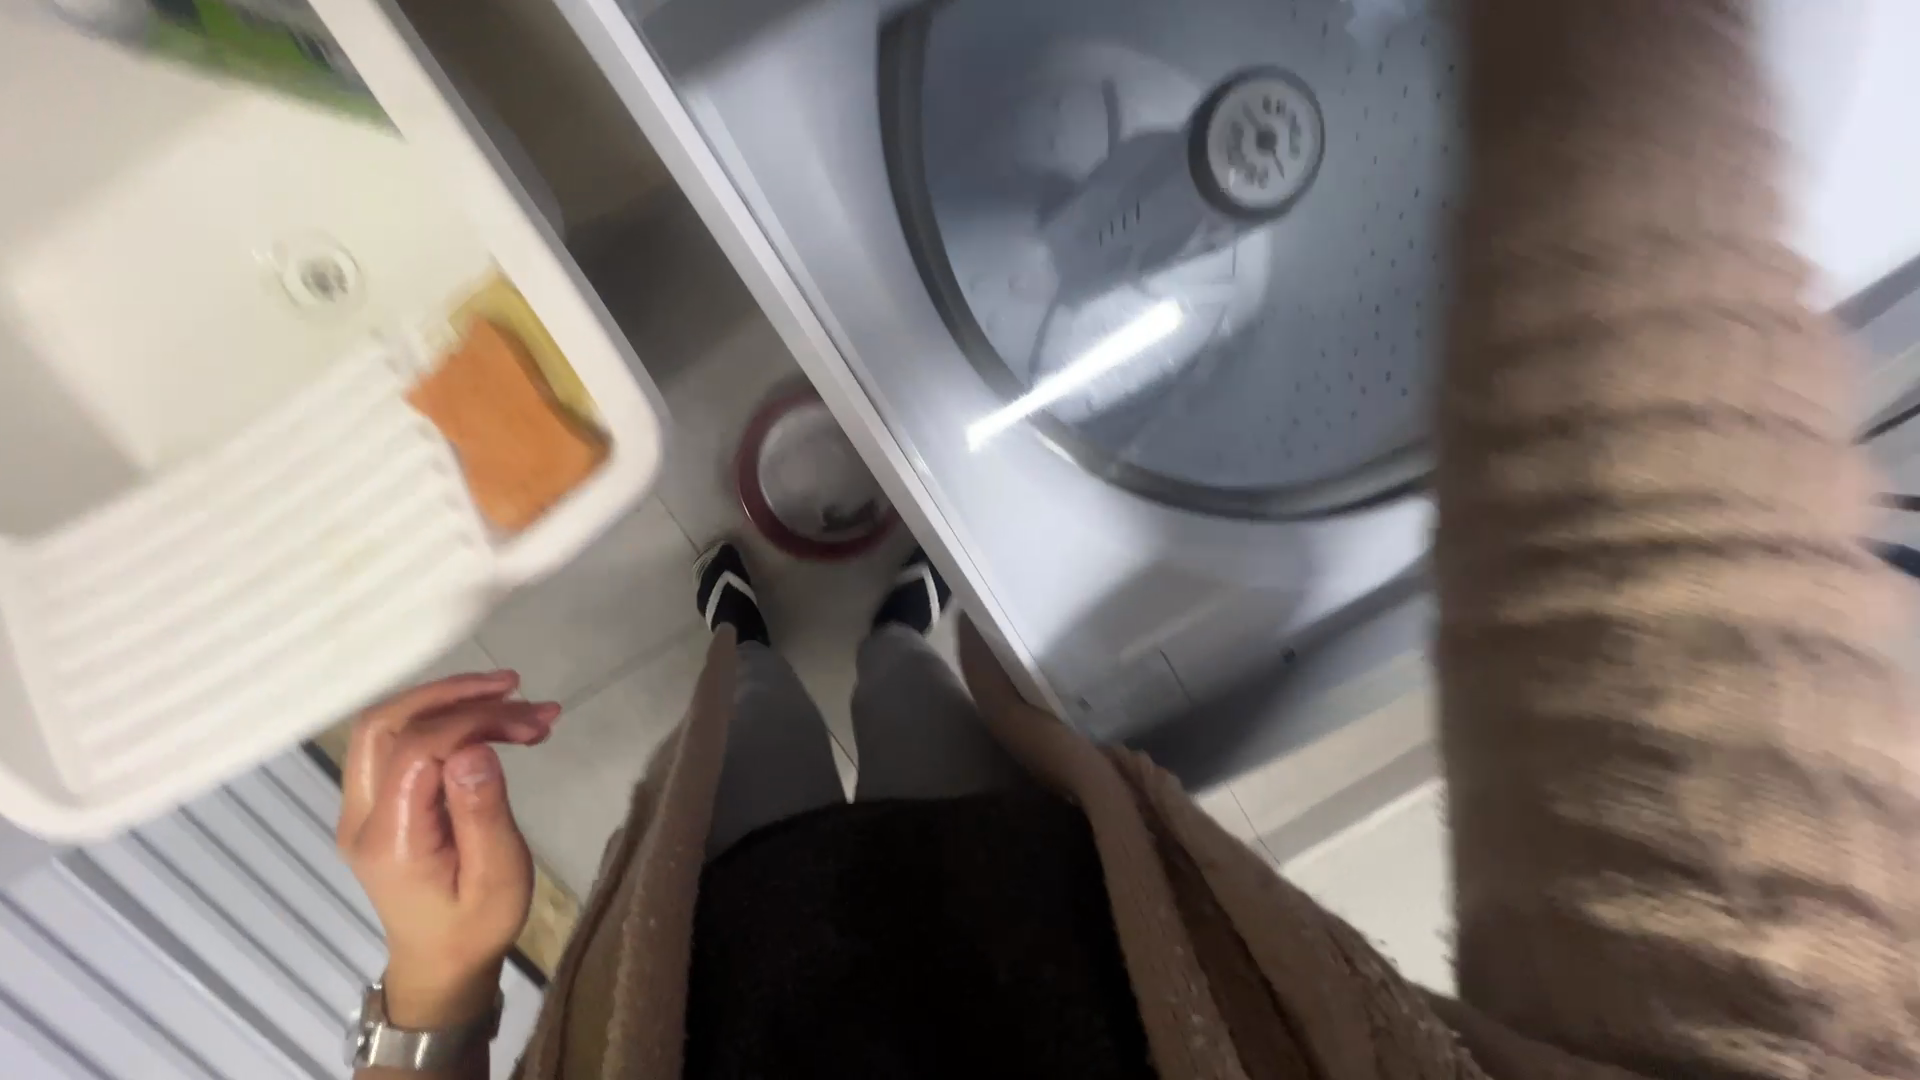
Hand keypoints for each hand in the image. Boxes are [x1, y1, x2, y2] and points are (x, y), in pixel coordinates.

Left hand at [336, 672, 559, 1027]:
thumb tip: (474, 749)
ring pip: (386, 726)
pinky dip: (443, 719)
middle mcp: (361, 815)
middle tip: (517, 689)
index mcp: (391, 836)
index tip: (533, 722)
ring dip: (448, 700)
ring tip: (515, 700)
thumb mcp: (498, 873)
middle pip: (384, 724)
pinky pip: (397, 742)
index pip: (417, 748)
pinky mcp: (377, 803)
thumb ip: (481, 811)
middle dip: (453, 694)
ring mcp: (361, 808)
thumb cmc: (478, 922)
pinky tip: (491, 722)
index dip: (475, 720)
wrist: (442, 963)